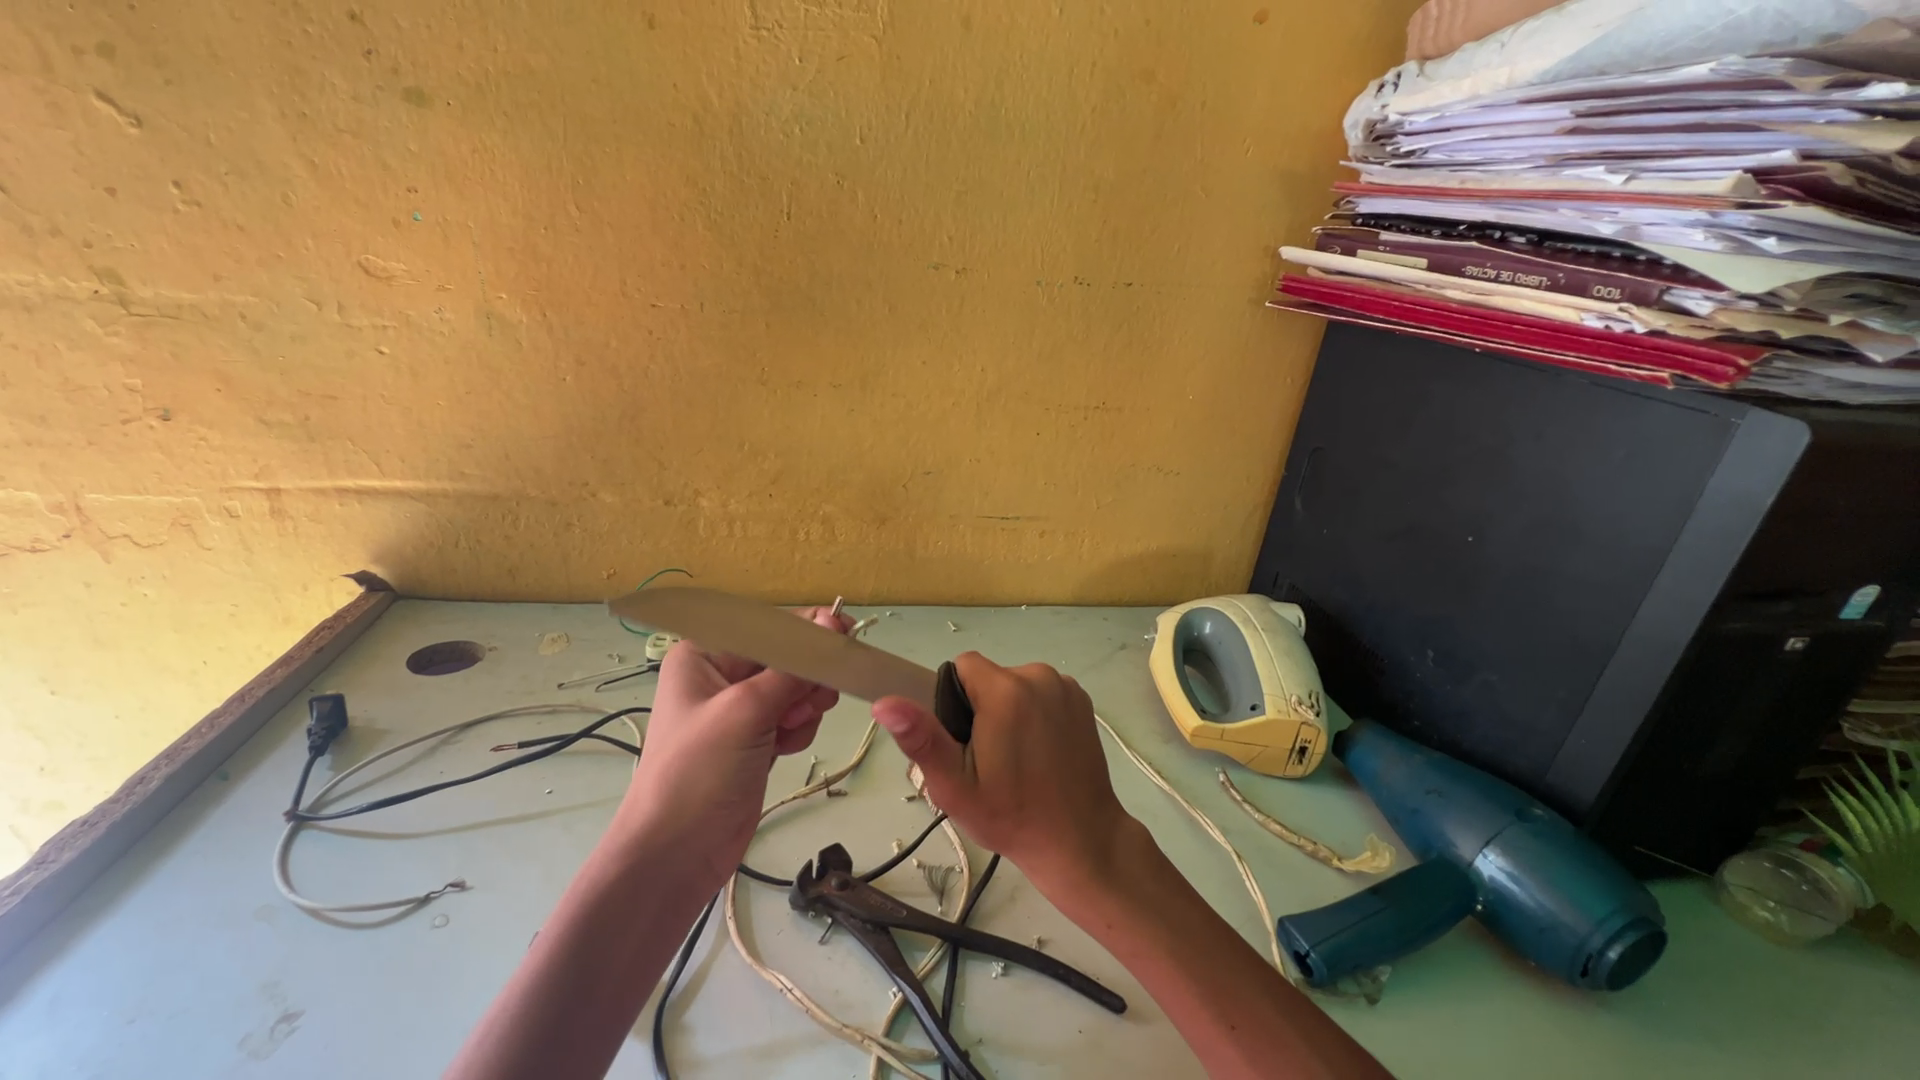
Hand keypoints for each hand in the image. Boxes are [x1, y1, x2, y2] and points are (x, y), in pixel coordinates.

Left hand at [620, 606, 850, 888]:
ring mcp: (738, 711)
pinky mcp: (755, 740)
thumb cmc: (698, 773)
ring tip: (788, 732)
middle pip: (786, 656)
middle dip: (805, 676)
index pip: (767, 626)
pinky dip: (798, 729)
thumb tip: (834, 623)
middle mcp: (720, 675)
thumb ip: (793, 668)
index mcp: (704, 653)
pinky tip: (785, 749)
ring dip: (804, 707)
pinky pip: (793, 717)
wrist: (676, 854)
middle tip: (812, 702)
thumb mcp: (745, 711)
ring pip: (795, 688)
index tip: (849, 636)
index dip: (809, 629)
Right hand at [871, 653, 1138, 894]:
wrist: (1079, 840)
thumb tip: (884, 702)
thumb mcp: (954, 786)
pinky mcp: (1082, 700)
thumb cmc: (1011, 817)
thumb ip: (921, 739)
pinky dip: (1036, 712)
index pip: (962, 667)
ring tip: (1017, 758)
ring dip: (1009, 709)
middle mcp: (1038, 676)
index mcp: (1005, 691)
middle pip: (989, 677)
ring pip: (1015, 684)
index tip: (965, 741)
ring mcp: (1065, 687)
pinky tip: (1041, 751)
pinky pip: (1041, 692)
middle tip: (989, 758)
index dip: (955, 702)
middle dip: (982, 707)